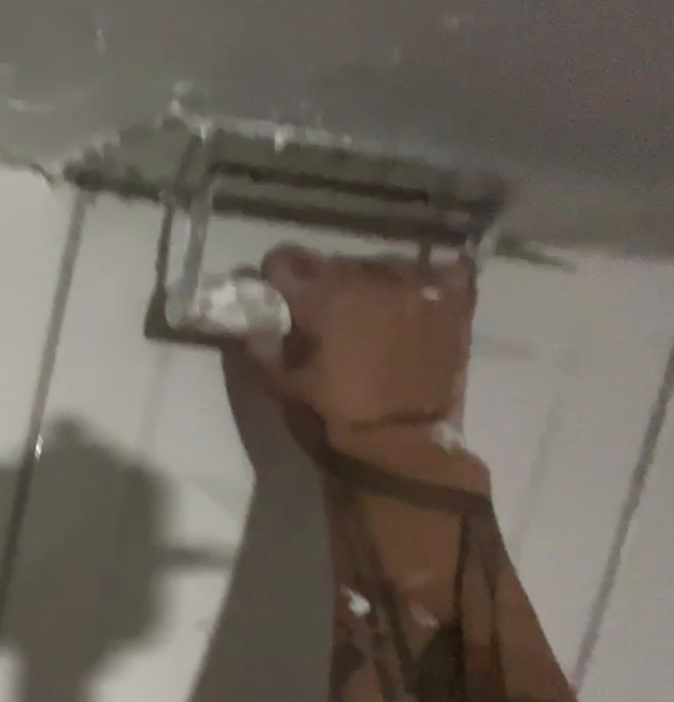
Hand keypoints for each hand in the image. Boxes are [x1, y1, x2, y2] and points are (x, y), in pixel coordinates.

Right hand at [242, 245, 488, 489]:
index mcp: (325, 299)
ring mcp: (419, 288)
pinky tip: (411, 297)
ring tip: (363, 307)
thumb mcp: (279, 384)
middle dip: (318, 280)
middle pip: (335, 261)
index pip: (287, 260)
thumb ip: (261, 345)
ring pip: (382, 264)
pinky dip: (422, 278)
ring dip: (366, 280)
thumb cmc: (331, 415)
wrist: (401, 441)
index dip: (274, 274)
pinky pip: (439, 270)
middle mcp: (372, 281)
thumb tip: (247, 319)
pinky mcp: (454, 302)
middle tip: (314, 309)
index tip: (270, 289)